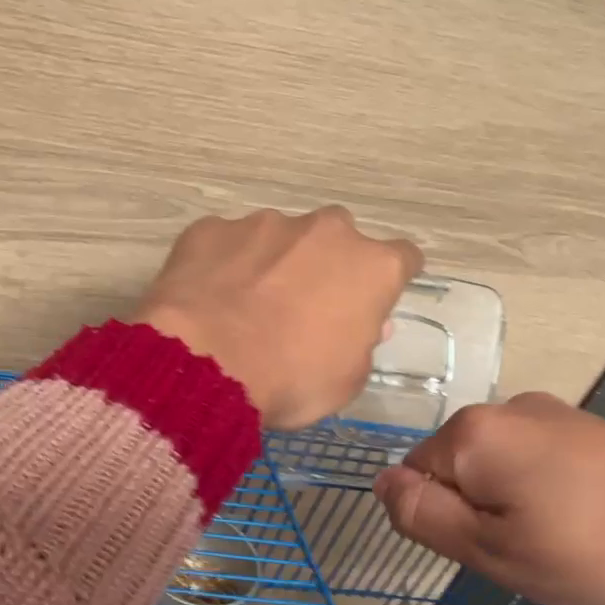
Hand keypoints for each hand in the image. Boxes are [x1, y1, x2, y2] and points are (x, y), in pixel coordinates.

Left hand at [135, 207, 421, 429]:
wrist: (204, 365)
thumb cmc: (288, 380)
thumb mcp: (345, 381)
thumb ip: (361, 342)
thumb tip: (365, 323)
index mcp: (372, 266)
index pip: (401, 259)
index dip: (384, 281)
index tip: (369, 302)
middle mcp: (324, 230)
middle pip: (334, 239)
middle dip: (321, 265)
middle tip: (296, 307)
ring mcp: (263, 223)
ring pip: (275, 238)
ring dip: (267, 263)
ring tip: (239, 306)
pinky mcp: (210, 229)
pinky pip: (222, 244)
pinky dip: (218, 265)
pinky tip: (204, 298)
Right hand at [372, 392, 604, 604]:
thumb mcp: (496, 553)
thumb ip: (421, 517)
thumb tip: (381, 483)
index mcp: (474, 431)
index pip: (410, 479)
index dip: (443, 524)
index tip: (496, 552)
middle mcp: (510, 408)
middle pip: (454, 472)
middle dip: (478, 517)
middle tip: (531, 557)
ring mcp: (559, 417)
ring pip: (497, 475)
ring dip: (516, 514)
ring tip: (572, 550)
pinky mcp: (599, 433)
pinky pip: (539, 470)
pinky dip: (552, 504)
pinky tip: (599, 533)